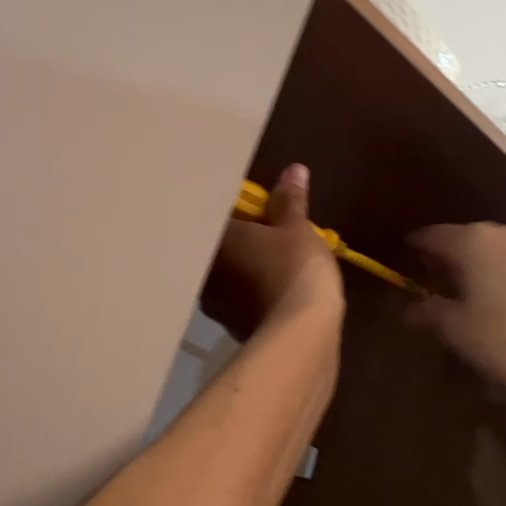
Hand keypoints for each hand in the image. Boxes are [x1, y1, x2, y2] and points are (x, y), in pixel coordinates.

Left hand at [200, 165, 343, 339]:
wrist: (301, 334)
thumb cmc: (293, 268)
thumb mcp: (297, 228)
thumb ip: (289, 201)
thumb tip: (293, 170)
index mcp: (213, 240)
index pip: (213, 216)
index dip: (236, 213)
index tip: (256, 213)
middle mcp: (204, 272)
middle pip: (216, 249)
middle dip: (236, 242)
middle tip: (265, 235)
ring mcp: (215, 304)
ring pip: (224, 277)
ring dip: (240, 270)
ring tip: (269, 263)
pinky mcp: (232, 328)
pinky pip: (238, 301)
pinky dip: (250, 294)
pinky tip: (271, 292)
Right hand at [406, 222, 505, 411]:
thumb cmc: (504, 341)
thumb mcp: (457, 330)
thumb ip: (430, 312)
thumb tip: (408, 310)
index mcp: (474, 242)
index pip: (435, 236)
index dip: (418, 244)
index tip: (406, 249)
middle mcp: (504, 234)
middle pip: (467, 238)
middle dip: (449, 254)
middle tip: (431, 272)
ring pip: (494, 249)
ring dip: (477, 262)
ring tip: (463, 284)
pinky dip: (501, 271)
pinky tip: (497, 294)